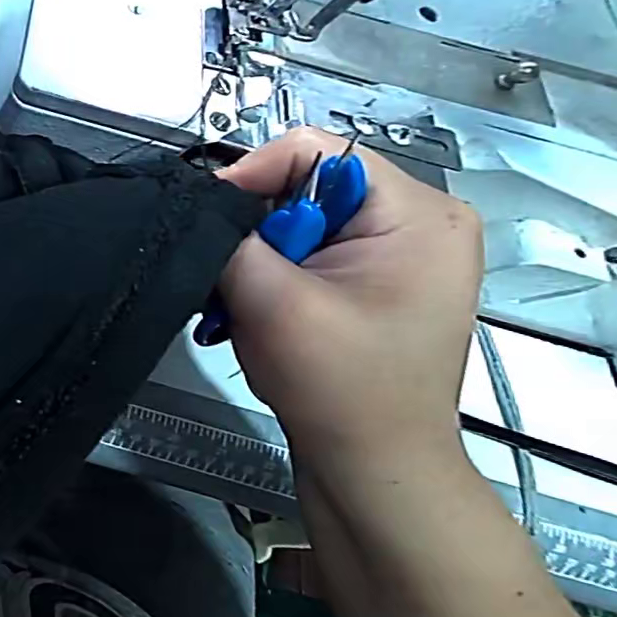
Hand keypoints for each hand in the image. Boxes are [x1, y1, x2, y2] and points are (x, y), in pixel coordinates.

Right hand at [217, 126, 481, 477]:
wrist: (372, 468)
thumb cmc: (343, 390)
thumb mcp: (273, 301)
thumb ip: (228, 236)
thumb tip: (198, 202)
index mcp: (418, 213)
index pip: (313, 148)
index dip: (251, 175)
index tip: (211, 218)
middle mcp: (417, 221)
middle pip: (304, 183)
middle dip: (257, 226)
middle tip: (239, 273)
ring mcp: (396, 251)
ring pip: (296, 217)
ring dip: (261, 253)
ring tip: (252, 296)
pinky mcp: (373, 277)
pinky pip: (305, 246)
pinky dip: (273, 270)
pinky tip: (267, 304)